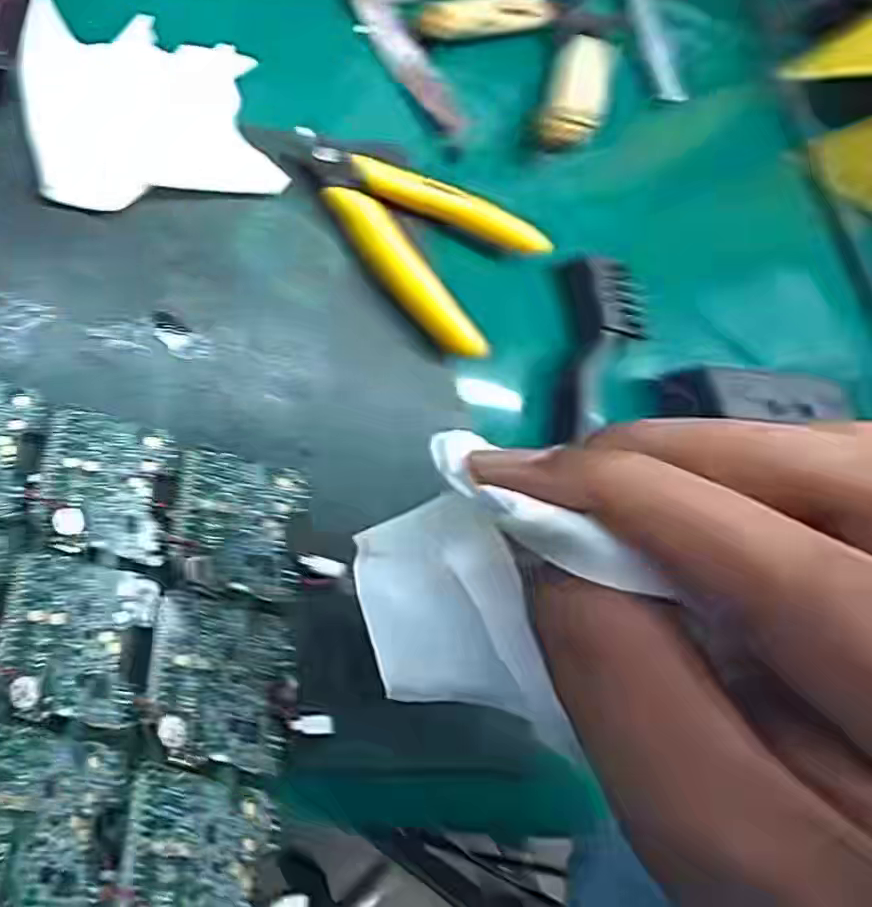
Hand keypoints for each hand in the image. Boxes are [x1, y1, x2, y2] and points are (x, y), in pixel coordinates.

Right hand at [470, 420, 871, 904]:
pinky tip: (716, 513)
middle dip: (653, 457)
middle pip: (835, 470)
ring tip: (622, 495)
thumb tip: (540, 542)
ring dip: (713, 460)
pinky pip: (863, 478)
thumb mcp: (708, 821)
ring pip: (853, 455)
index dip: (601, 491)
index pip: (774, 562)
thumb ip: (613, 671)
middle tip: (548, 480)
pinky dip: (770, 472)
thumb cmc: (806, 884)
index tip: (486, 476)